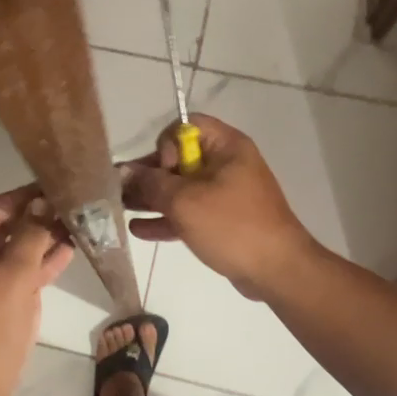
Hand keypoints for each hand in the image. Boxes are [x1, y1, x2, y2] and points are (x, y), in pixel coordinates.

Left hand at [0, 186, 75, 395]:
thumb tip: (43, 203)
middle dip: (36, 217)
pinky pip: (28, 270)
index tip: (50, 186)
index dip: (19, 198)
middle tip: (69, 201)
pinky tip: (72, 246)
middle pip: (6, 228)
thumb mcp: (12, 276)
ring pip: (20, 248)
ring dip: (45, 236)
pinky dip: (46, 260)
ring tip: (76, 219)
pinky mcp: (8, 296)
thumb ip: (29, 236)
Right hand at [120, 114, 316, 299]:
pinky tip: (139, 229)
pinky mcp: (224, 221)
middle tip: (120, 188)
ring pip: (182, 188)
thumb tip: (125, 172)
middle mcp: (227, 164)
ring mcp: (226, 194)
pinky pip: (190, 212)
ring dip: (152, 197)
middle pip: (179, 159)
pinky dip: (167, 218)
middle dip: (149, 174)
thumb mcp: (185, 202)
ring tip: (120, 207)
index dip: (167, 143)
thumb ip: (151, 184)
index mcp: (227, 147)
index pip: (187, 126)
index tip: (163, 170)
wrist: (276, 270)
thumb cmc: (231, 226)